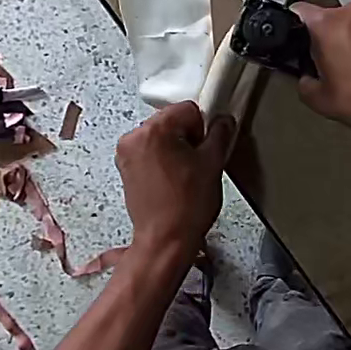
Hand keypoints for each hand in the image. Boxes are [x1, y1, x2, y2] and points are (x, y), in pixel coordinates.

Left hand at [115, 102, 233, 254]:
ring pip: (161, 137)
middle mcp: (134, 138)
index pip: (187, 109)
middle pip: (171, 121)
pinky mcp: (127, 170)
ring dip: (176, 149)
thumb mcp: (213, 163)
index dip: (204, 126)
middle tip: (199, 163)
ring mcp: (127, 155)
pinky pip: (151, 152)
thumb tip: (224, 122)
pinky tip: (175, 180)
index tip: (209, 144)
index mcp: (154, 131)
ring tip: (186, 175)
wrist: (166, 240)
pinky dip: (164, 160)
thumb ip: (221, 134)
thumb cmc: (186, 207)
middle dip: (189, 137)